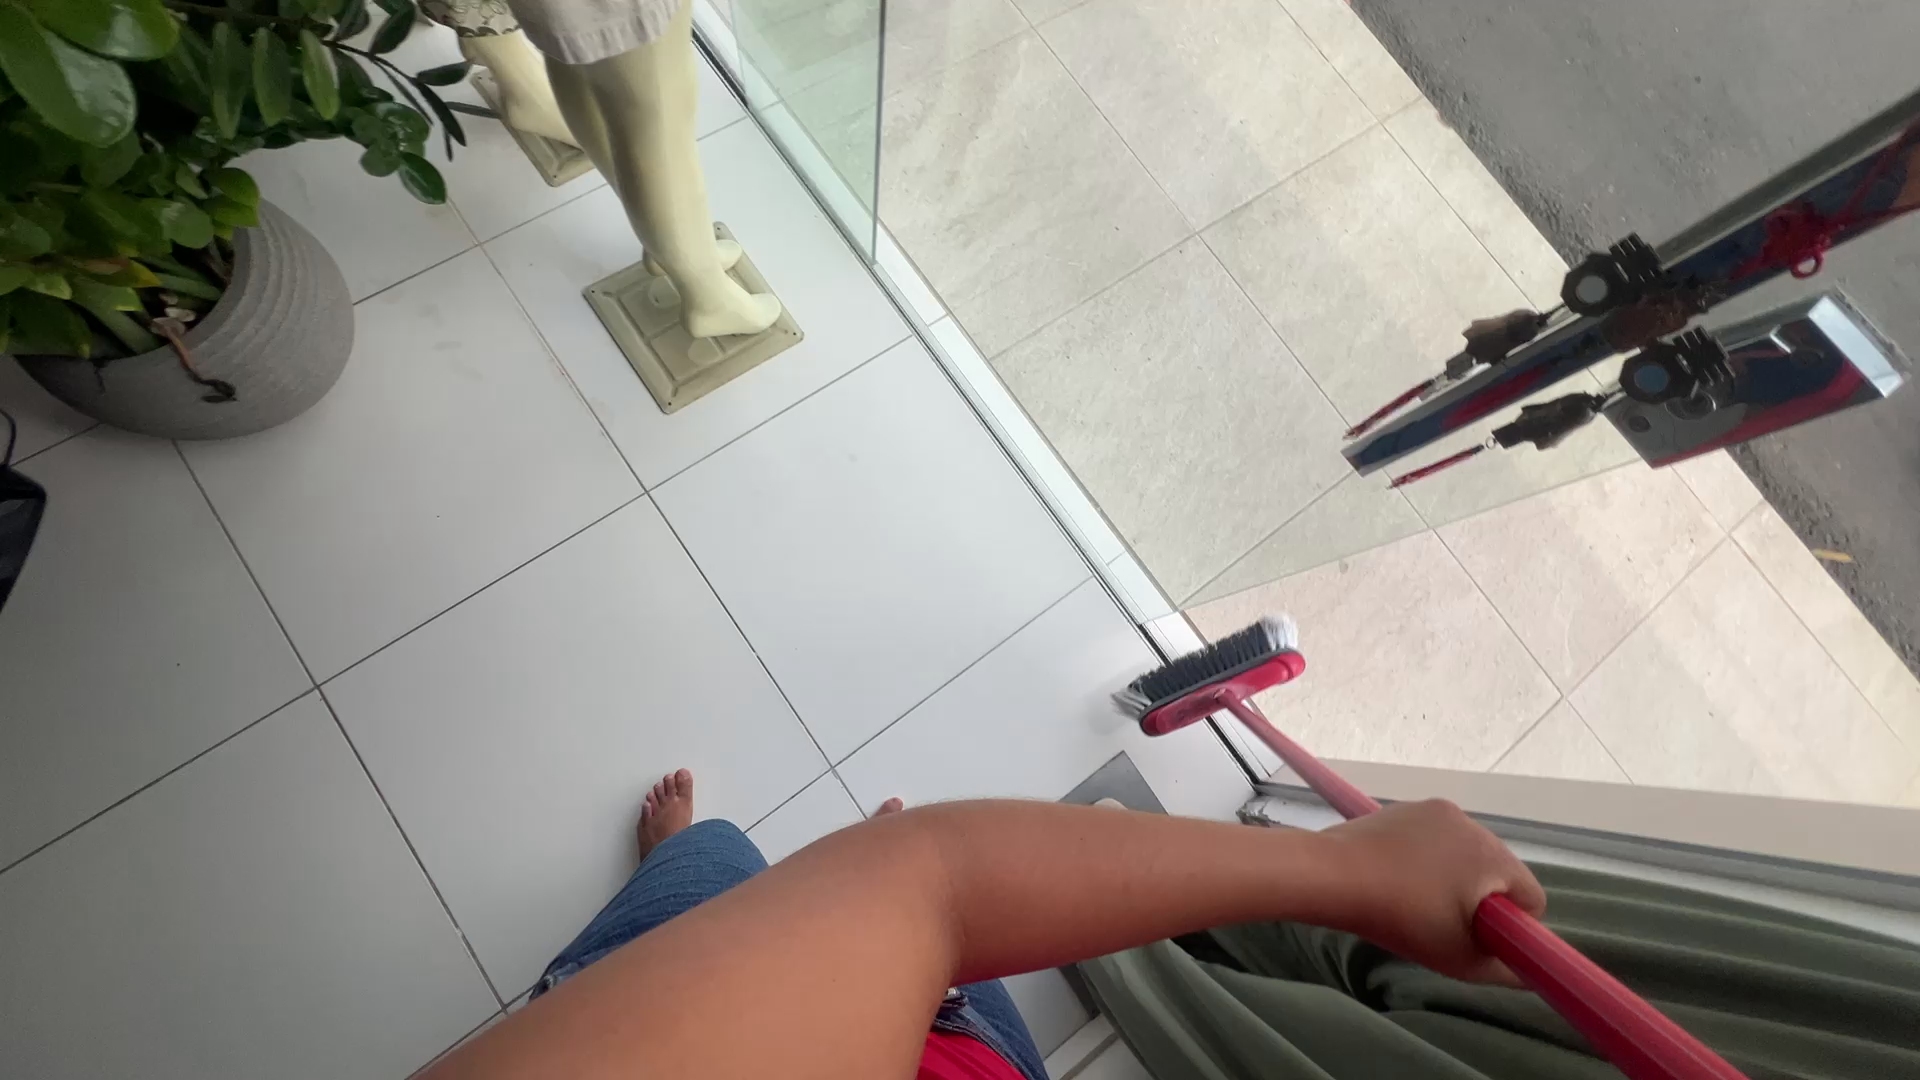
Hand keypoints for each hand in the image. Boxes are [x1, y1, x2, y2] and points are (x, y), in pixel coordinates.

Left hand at [1315, 799, 1545, 984]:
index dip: (1513, 926)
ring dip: (1453, 875)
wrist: (1332, 873)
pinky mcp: (1400, 807)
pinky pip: (1432, 838)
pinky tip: (1398, 874)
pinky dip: (1425, 857)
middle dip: (1482, 897)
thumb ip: (1511, 970)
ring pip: (1464, 853)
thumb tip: (1527, 968)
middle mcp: (1467, 821)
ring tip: (1416, 896)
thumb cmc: (1402, 916)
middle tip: (1443, 918)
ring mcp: (1430, 809)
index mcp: (1492, 853)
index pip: (1531, 897)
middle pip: (1498, 871)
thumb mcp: (1465, 960)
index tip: (1478, 936)